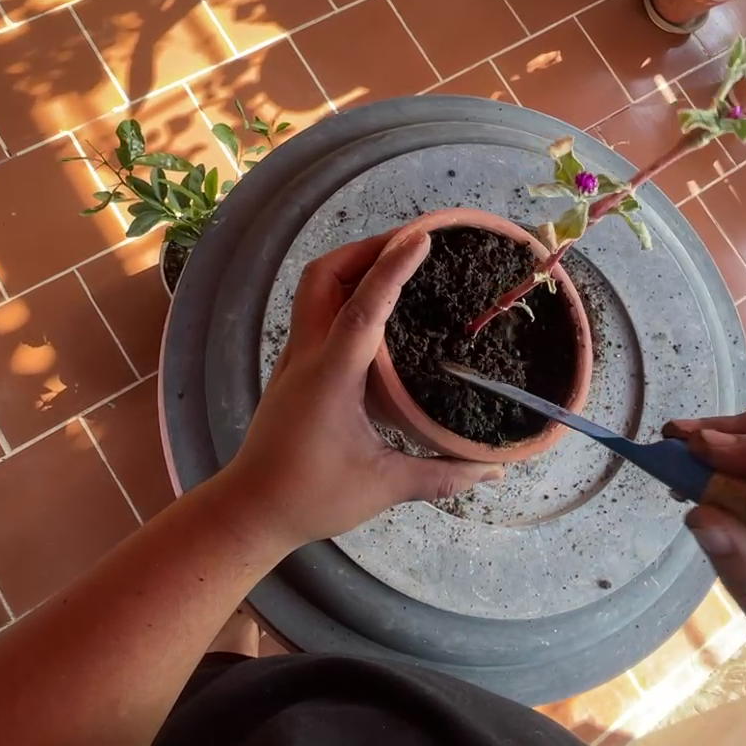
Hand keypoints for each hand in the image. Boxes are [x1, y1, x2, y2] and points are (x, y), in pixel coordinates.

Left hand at [216, 232, 503, 549]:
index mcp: (330, 377)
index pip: (362, 310)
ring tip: (397, 262)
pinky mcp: (293, 368)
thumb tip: (495, 474)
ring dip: (351, 265)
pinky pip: (315, 311)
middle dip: (364, 249)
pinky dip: (344, 292)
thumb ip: (441, 475)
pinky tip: (375, 307)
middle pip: (322, 277)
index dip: (392, 269)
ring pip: (313, 289)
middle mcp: (307, 355)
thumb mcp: (382, 486)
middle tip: (410, 242)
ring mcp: (294, 358)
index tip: (421, 237)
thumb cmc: (310, 496)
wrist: (250, 508)